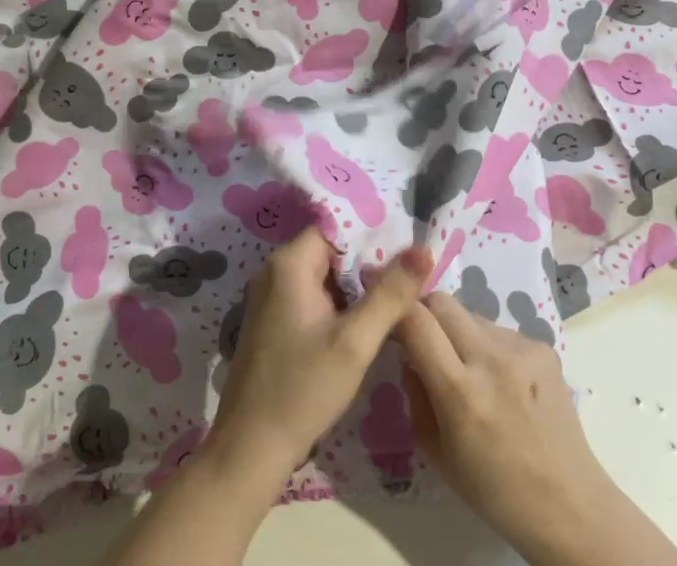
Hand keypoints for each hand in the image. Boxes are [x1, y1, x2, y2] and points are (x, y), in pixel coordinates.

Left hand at [209, 228, 431, 480]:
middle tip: (408, 283)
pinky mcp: (273, 324)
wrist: (252, 446)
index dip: (374, 237)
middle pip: (332, 252)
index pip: (337, 229)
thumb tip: (424, 249)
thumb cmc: (304, 388)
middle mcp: (274, 273)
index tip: (408, 254)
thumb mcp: (357, 340)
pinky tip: (364, 329)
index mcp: (288, 265)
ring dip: (357, 289)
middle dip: (369, 265)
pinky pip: (312, 300)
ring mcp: (271, 299)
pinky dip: (339, 307)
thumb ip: (392, 293)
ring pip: (325, 278)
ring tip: (395, 304)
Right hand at [397, 292, 676, 565]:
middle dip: (422, 311)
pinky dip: (485, 344)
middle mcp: (492, 360)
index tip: (383, 312)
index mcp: (459, 391)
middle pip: (442, 302)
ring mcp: (523, 350)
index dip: (394, 308)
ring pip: (471, 315)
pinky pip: (498, 330)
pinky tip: (497, 379)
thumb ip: (415, 392)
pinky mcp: (544, 348)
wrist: (565, 501)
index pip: (415, 321)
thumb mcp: (433, 449)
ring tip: (463, 367)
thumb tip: (409, 352)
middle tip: (418, 335)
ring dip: (455, 330)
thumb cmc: (490, 487)